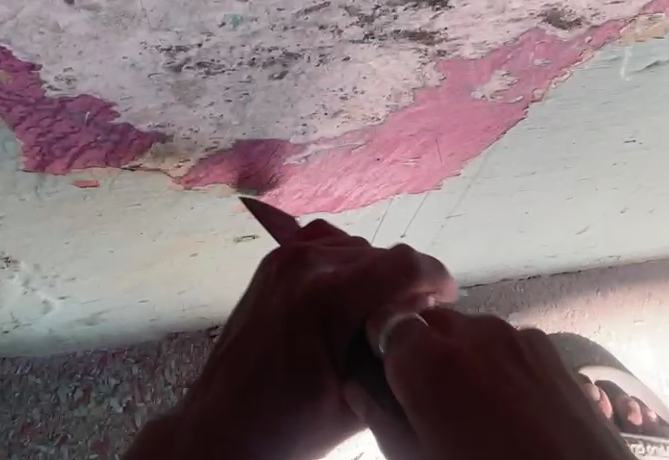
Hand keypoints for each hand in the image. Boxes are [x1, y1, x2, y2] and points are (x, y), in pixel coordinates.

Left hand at [125, 216, 455, 459]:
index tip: (446, 298)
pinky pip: (325, 243)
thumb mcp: (355, 397)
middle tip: (413, 317)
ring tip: (379, 309)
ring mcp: (285, 258)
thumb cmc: (286, 425)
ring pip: (356, 247)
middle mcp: (305, 265)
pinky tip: (349, 291)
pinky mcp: (274, 261)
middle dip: (405, 282)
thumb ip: (394, 352)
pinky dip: (345, 260)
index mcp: (327, 298)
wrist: (222, 425)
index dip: (435, 277)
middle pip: (382, 255)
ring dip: (375, 271)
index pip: (404, 264)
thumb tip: (425, 321)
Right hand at [348, 308, 634, 459]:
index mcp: (424, 358)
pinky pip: (506, 342)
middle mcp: (466, 329)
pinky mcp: (546, 345)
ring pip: (467, 331)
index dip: (382, 351)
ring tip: (479, 414)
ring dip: (463, 357)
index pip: (383, 323)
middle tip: (434, 406)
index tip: (390, 381)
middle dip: (422, 352)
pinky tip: (514, 410)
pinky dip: (499, 364)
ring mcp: (510, 332)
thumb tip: (357, 385)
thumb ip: (380, 417)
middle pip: (426, 323)